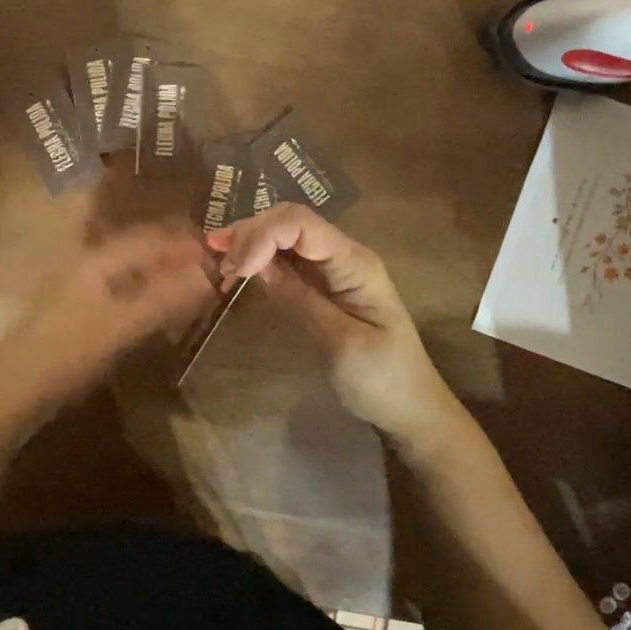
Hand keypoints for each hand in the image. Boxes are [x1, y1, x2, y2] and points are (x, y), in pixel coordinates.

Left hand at [0, 227, 215, 414]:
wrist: (15, 390)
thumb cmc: (67, 353)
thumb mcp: (120, 326)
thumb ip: (164, 300)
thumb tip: (209, 275)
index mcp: (98, 260)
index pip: (150, 238)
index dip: (185, 242)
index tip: (221, 251)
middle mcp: (90, 267)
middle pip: (140, 251)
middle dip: (175, 256)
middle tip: (214, 269)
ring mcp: (82, 291)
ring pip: (131, 273)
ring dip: (163, 277)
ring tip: (196, 289)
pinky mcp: (80, 317)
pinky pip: (123, 295)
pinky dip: (148, 297)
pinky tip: (161, 314)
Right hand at [207, 204, 462, 452]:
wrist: (410, 408)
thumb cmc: (382, 379)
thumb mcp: (340, 344)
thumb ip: (301, 299)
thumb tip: (258, 265)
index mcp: (354, 263)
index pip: (300, 223)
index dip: (262, 235)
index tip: (235, 268)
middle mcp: (341, 255)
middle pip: (288, 221)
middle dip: (250, 233)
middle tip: (219, 262)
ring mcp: (330, 269)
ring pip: (283, 234)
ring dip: (249, 241)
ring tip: (219, 258)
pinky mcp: (319, 284)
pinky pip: (284, 257)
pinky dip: (257, 257)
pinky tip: (236, 265)